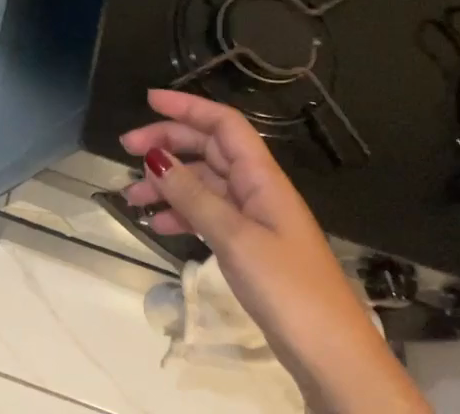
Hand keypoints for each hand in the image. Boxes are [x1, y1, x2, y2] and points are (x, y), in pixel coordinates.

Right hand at [122, 89, 428, 413]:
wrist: (333, 357)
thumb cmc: (289, 290)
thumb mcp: (236, 238)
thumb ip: (194, 196)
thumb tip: (155, 157)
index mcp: (263, 178)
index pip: (224, 125)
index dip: (188, 106)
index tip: (148, 101)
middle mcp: (258, 190)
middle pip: (210, 150)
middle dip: (168, 143)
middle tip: (126, 150)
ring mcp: (255, 220)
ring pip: (204, 184)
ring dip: (168, 183)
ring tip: (131, 197)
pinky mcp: (250, 248)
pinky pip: (209, 215)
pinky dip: (182, 214)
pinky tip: (159, 225)